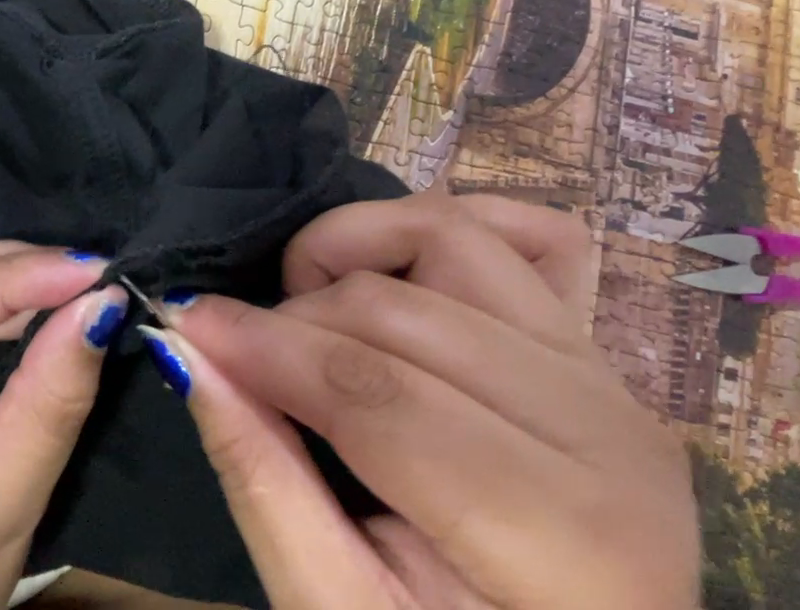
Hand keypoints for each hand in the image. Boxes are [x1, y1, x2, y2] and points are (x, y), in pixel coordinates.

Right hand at [143, 194, 697, 608]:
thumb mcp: (336, 606)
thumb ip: (262, 475)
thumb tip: (188, 352)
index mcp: (560, 536)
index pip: (382, 395)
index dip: (270, 347)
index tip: (187, 322)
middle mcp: (606, 435)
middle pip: (408, 311)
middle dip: (297, 315)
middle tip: (244, 353)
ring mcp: (612, 380)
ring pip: (460, 243)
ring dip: (359, 250)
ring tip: (310, 306)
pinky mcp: (599, 353)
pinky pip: (538, 237)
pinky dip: (451, 228)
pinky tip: (395, 267)